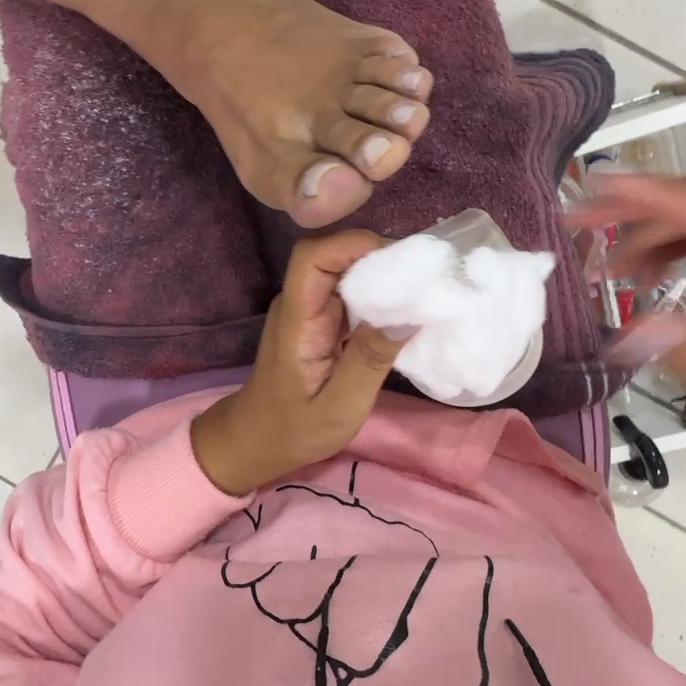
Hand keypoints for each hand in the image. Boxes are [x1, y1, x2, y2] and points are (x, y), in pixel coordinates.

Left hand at [190, 231, 412, 495]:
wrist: (258, 439)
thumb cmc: (294, 429)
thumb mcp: (340, 406)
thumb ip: (370, 360)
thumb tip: (409, 314)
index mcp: (296, 320)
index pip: (313, 257)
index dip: (354, 246)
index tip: (403, 263)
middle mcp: (298, 304)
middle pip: (334, 256)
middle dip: (380, 258)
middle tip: (427, 279)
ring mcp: (308, 310)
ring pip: (345, 271)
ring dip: (383, 275)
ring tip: (424, 292)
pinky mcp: (320, 320)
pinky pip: (349, 293)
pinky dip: (379, 295)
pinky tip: (406, 310)